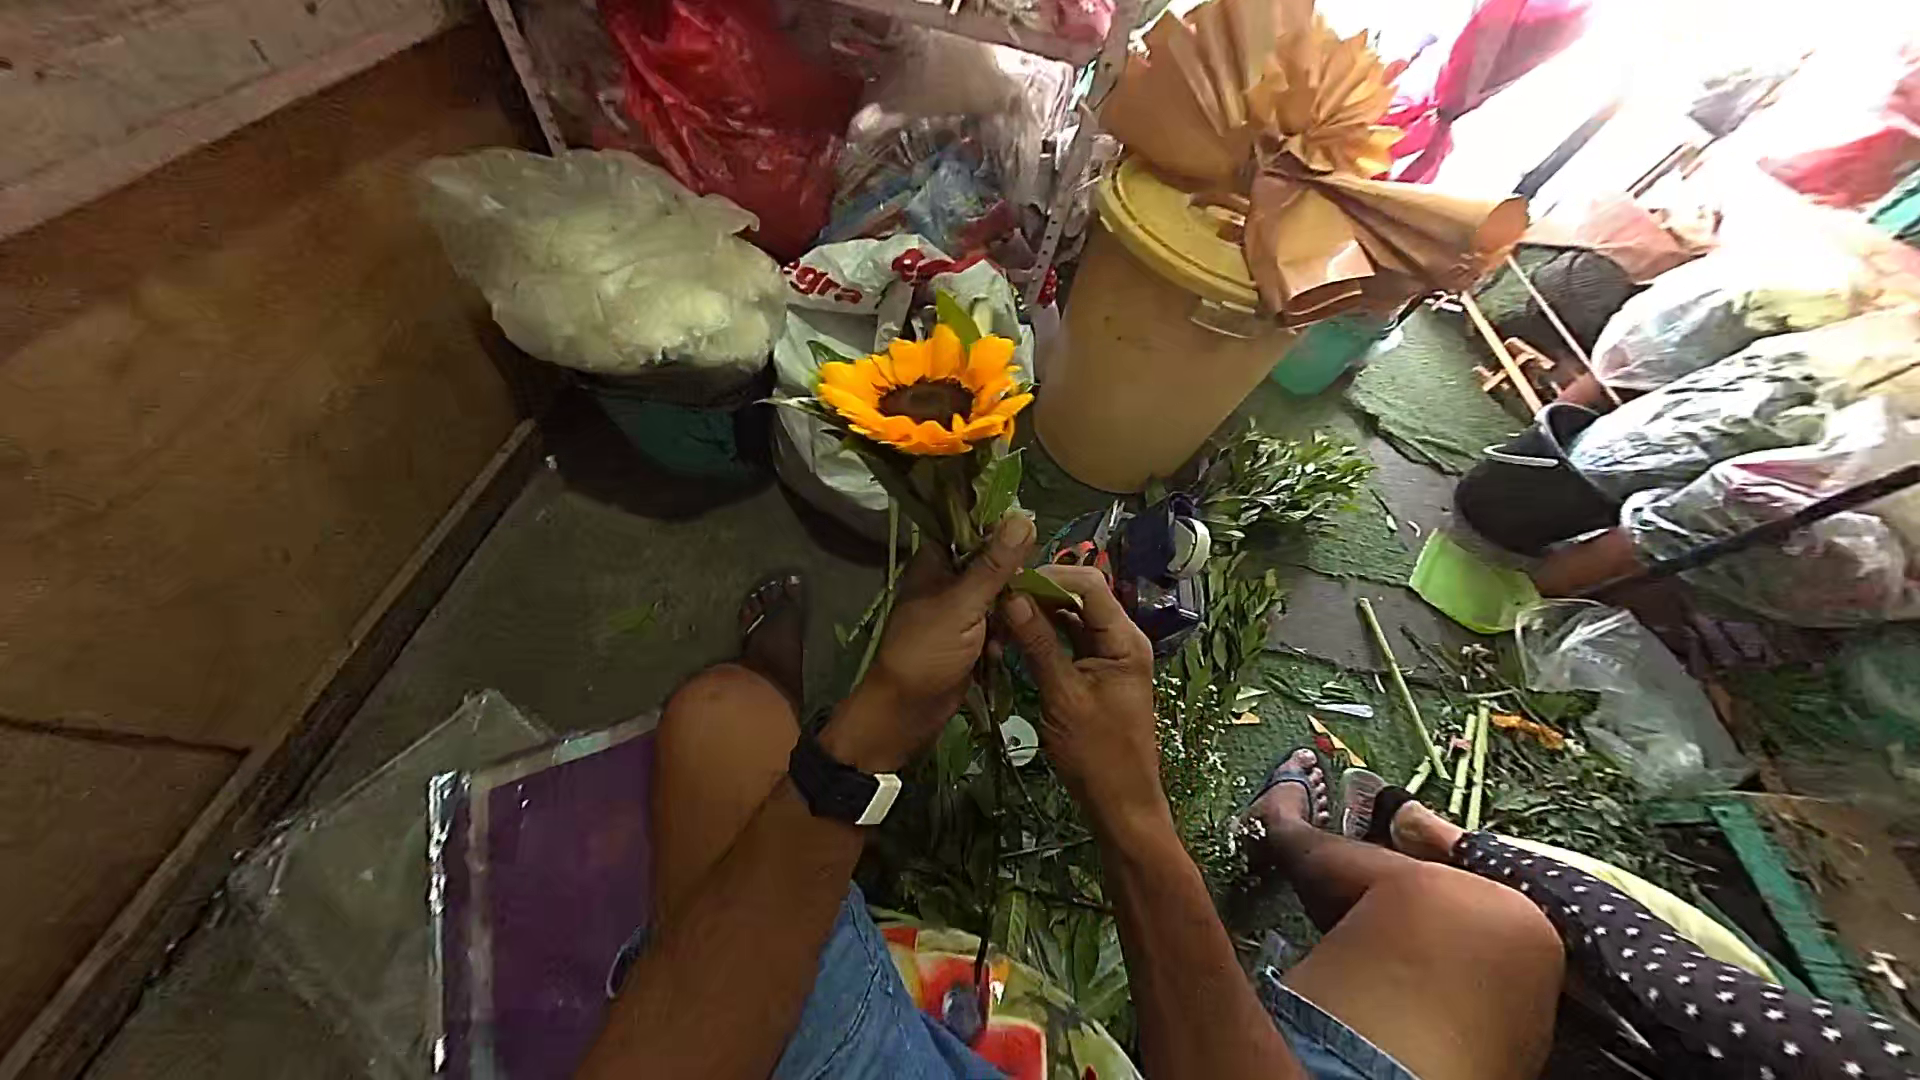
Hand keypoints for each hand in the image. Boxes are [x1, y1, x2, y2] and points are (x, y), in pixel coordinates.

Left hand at [821, 514, 1035, 772]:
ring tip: (1014, 624)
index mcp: (936, 561)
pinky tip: (1002, 648)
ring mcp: (960, 609)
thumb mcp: (962, 604)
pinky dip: (1004, 634)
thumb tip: (1024, 518)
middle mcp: (948, 579)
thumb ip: (994, 564)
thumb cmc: (926, 651)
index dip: (1002, 530)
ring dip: (1011, 610)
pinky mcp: (971, 636)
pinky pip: (998, 623)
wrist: (907, 711)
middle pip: (992, 563)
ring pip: (999, 595)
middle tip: (1032, 588)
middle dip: (1013, 577)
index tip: (1033, 537)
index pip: (972, 529)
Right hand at [997, 566, 1164, 828]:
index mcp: (1124, 639)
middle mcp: (1121, 638)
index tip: (1011, 581)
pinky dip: (1045, 633)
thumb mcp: (1062, 695)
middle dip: (1041, 591)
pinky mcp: (1096, 669)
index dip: (1050, 575)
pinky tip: (1017, 633)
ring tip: (1002, 610)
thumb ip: (1038, 642)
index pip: (1090, 583)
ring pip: (1073, 616)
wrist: (1120, 803)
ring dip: (1040, 611)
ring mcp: (1109, 654)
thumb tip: (1011, 596)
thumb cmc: (1096, 753)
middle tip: (1000, 595)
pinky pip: (1070, 638)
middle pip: (1082, 595)